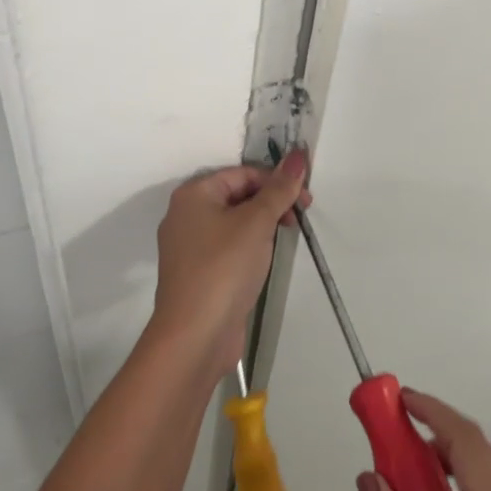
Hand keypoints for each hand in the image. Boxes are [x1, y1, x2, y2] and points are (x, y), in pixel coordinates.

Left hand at [149, 148, 310, 377]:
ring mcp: (189, 246)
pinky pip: (227, 246)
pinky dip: (249, 246)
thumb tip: (298, 155)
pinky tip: (263, 260)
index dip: (276, 181)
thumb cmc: (224, 268)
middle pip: (237, 195)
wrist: (195, 335)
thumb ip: (280, 188)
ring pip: (233, 222)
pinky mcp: (197, 272)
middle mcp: (185, 215)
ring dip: (262, 224)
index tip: (305, 200)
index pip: (243, 173)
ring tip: (283, 239)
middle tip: (298, 218)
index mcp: (193, 194)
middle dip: (271, 202)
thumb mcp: (257, 222)